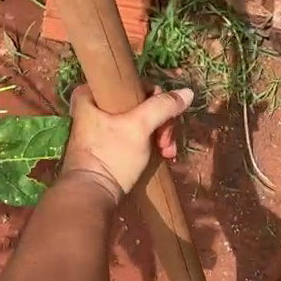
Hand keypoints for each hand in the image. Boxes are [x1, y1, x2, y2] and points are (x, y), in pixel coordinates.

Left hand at [59, 84, 193, 203]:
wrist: (92, 195)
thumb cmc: (111, 156)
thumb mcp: (139, 127)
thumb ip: (163, 106)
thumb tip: (188, 92)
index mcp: (92, 94)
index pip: (135, 85)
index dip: (155, 99)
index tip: (163, 119)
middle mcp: (95, 107)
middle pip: (141, 104)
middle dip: (160, 123)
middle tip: (165, 141)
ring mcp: (102, 128)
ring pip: (142, 121)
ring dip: (160, 135)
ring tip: (167, 152)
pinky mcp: (109, 146)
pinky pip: (137, 136)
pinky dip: (151, 144)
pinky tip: (163, 156)